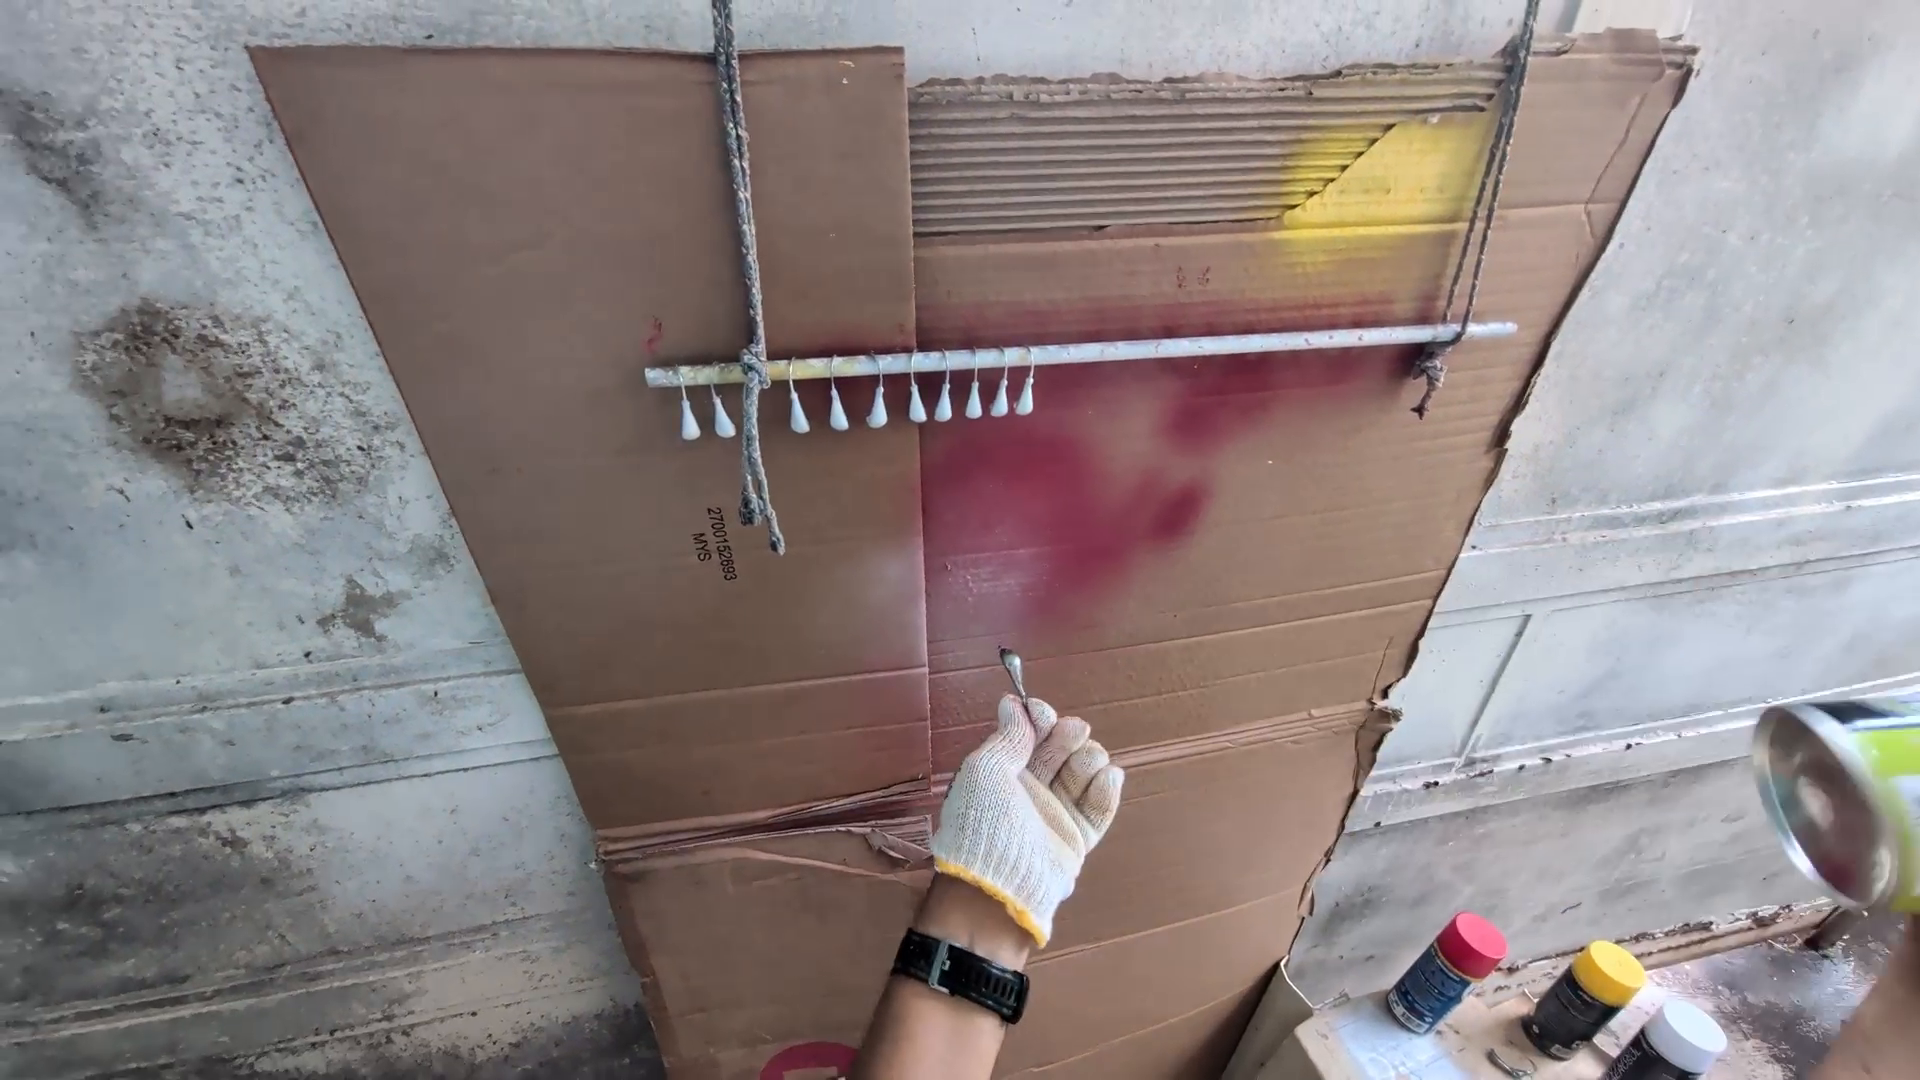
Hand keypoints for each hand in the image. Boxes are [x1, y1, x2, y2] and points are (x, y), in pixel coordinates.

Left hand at [929, 694, 1123, 946]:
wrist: (997, 885)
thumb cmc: (983, 821)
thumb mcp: (985, 769)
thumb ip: (1008, 736)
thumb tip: (1012, 702)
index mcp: (1003, 773)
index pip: (1029, 737)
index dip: (1039, 720)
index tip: (1042, 711)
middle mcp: (1029, 791)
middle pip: (1059, 752)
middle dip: (1068, 736)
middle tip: (1074, 732)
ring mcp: (1054, 815)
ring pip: (1082, 776)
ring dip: (1089, 759)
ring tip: (1090, 759)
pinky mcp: (1076, 840)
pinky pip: (1098, 811)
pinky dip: (1107, 791)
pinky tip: (1110, 775)